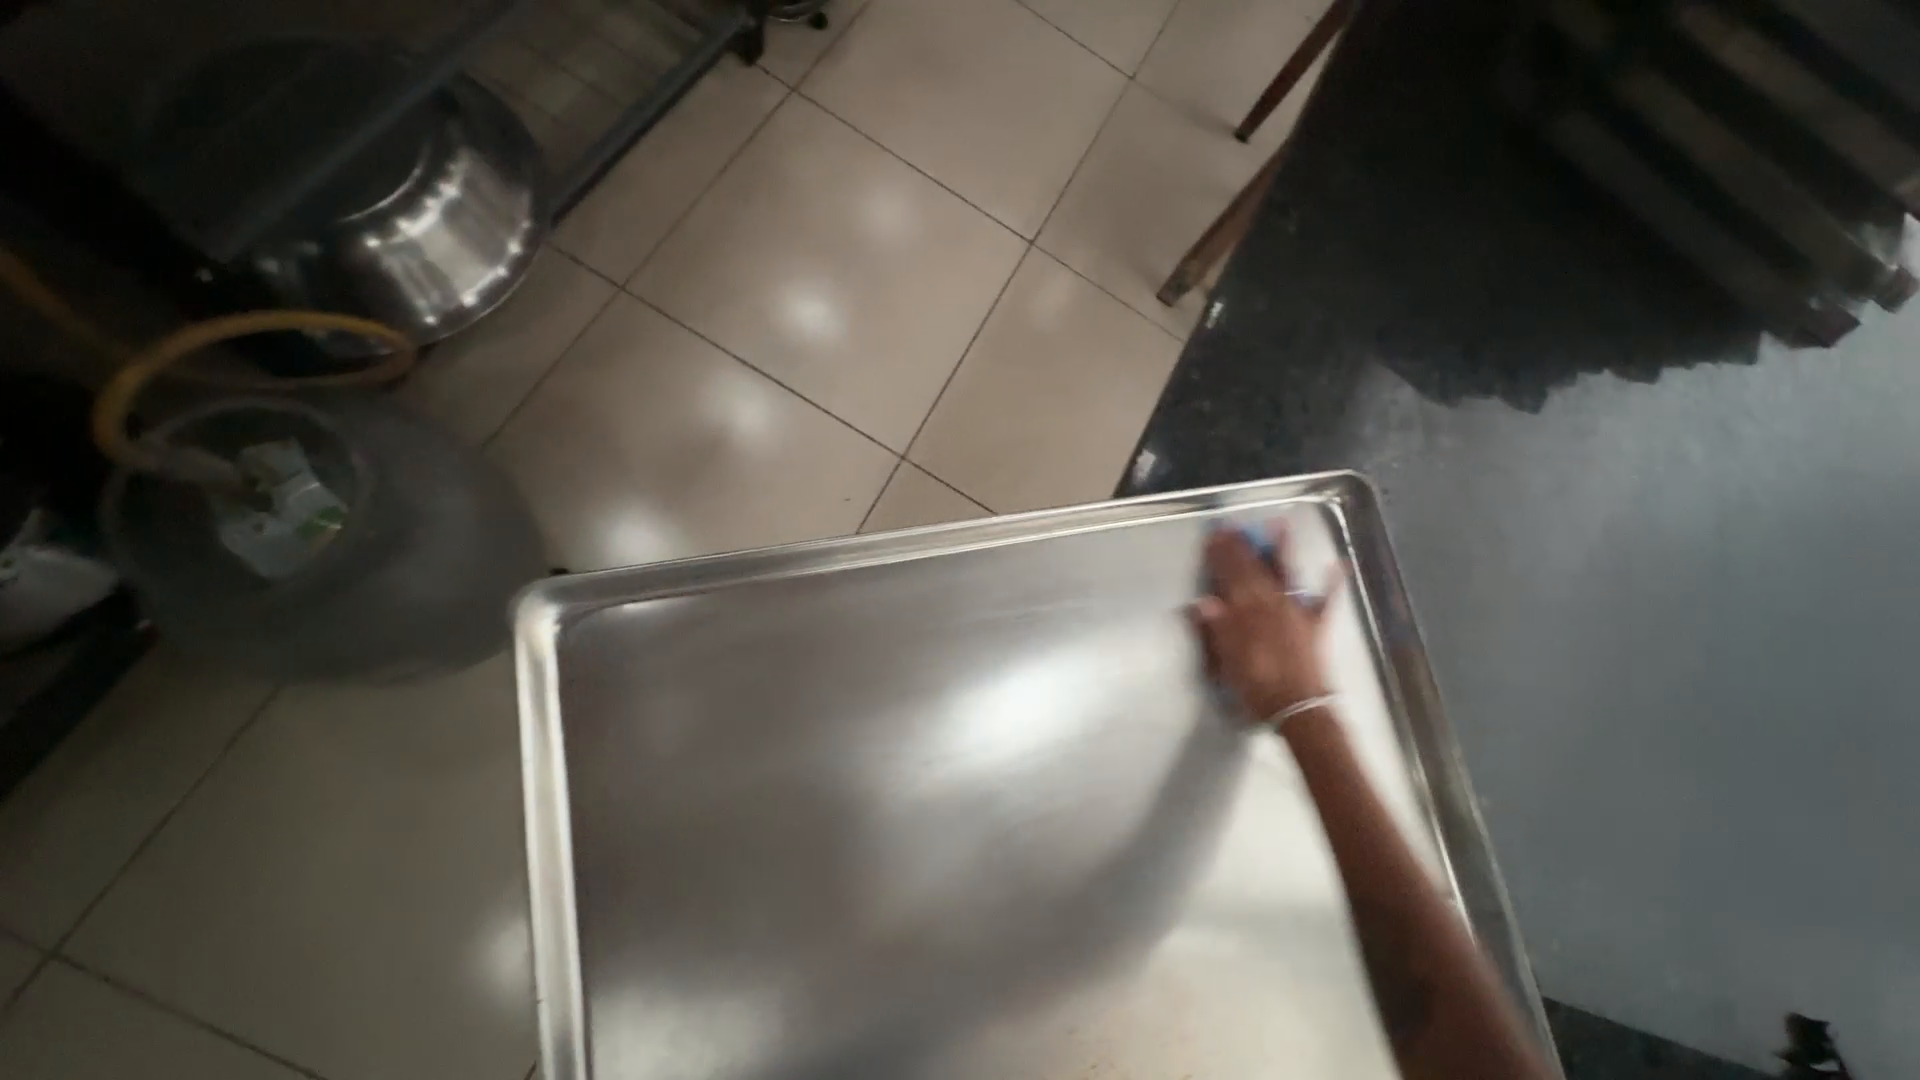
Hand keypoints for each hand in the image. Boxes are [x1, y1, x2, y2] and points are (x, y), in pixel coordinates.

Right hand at [1190, 522, 1344, 722]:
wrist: (1298, 707)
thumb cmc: (1256, 686)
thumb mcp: (1226, 660)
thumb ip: (1216, 628)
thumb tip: (1202, 602)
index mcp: (1245, 612)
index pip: (1229, 576)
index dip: (1220, 556)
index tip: (1212, 536)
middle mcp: (1271, 604)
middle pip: (1253, 570)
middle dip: (1241, 547)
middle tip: (1232, 526)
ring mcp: (1295, 612)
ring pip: (1285, 574)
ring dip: (1283, 550)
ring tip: (1279, 523)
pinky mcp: (1315, 625)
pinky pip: (1326, 600)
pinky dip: (1332, 582)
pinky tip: (1337, 565)